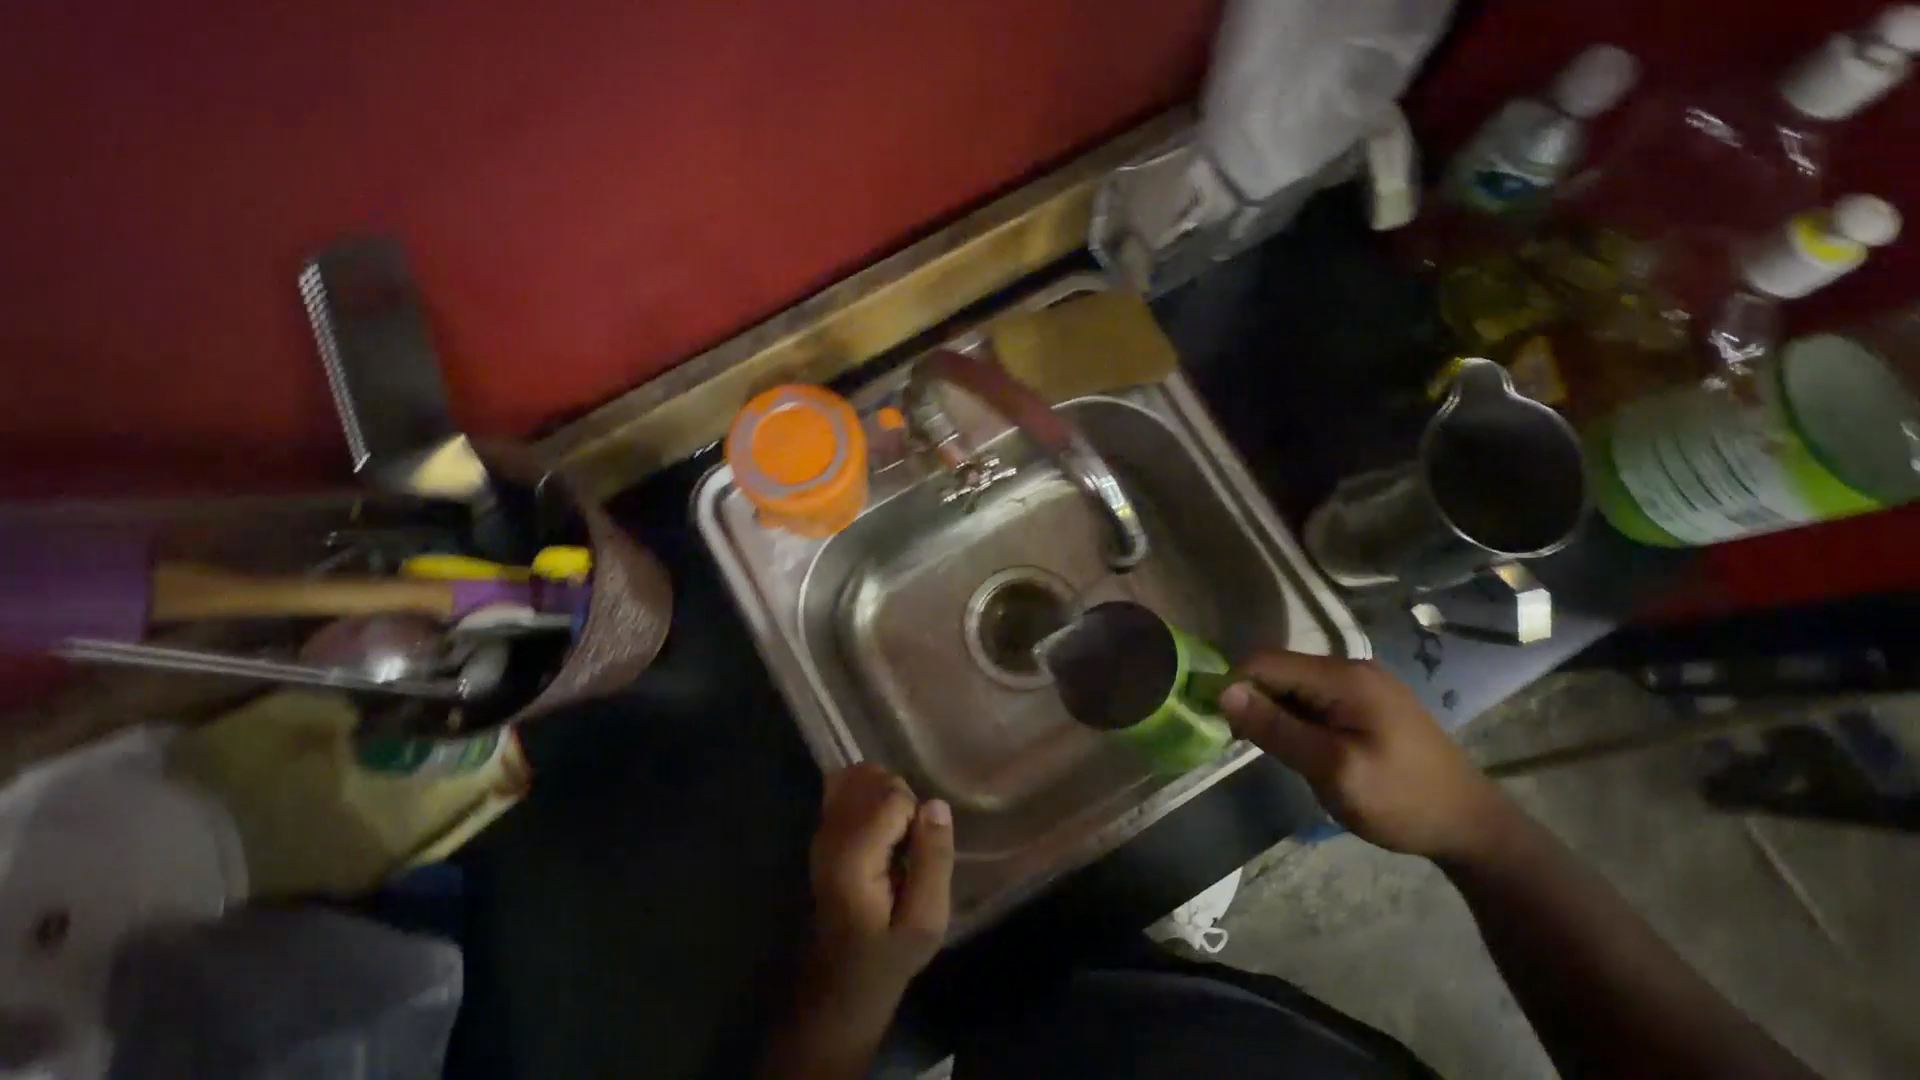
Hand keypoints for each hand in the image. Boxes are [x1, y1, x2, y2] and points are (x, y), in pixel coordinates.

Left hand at [806, 762, 952, 1007]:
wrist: (841, 981)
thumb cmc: (887, 954)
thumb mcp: (926, 921)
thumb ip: (934, 861)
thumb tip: (936, 804)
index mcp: (853, 855)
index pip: (893, 797)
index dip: (917, 818)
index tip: (919, 855)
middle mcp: (829, 833)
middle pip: (874, 779)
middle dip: (902, 801)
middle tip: (910, 848)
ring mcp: (821, 830)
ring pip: (858, 776)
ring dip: (885, 796)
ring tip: (896, 836)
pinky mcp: (822, 831)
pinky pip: (844, 786)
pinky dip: (868, 795)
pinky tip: (880, 828)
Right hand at [1218, 651, 1511, 859]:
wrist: (1471, 826)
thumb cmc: (1400, 800)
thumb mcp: (1332, 769)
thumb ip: (1277, 728)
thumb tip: (1224, 692)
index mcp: (1344, 677)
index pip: (1265, 662)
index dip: (1235, 688)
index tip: (1225, 729)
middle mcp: (1352, 670)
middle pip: (1280, 671)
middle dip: (1256, 702)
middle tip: (1253, 749)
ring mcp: (1364, 687)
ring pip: (1296, 687)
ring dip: (1277, 714)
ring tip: (1281, 755)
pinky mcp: (1370, 705)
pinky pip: (1317, 701)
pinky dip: (1299, 721)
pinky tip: (1306, 752)